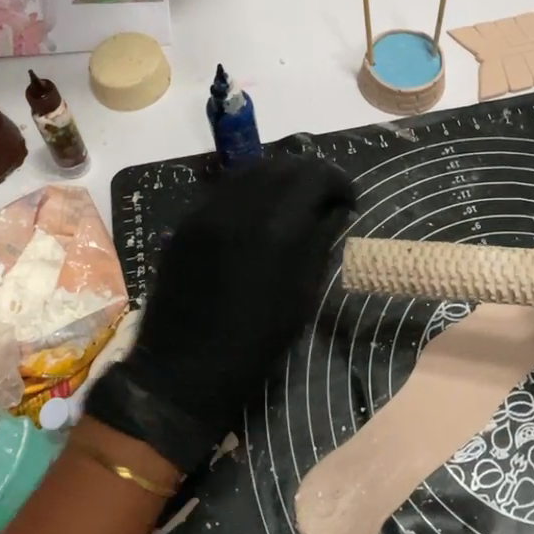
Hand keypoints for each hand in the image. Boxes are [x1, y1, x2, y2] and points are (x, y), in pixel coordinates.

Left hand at [86, 156, 355, 472]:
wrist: (184, 369)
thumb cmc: (256, 341)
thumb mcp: (303, 294)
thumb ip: (320, 242)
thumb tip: (337, 211)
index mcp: (275, 227)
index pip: (314, 176)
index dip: (338, 182)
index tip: (348, 201)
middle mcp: (239, 206)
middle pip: (282, 165)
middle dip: (310, 176)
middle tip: (323, 199)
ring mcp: (206, 210)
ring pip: (250, 170)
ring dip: (277, 178)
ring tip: (291, 203)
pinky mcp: (186, 221)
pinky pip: (224, 189)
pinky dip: (248, 191)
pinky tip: (256, 215)